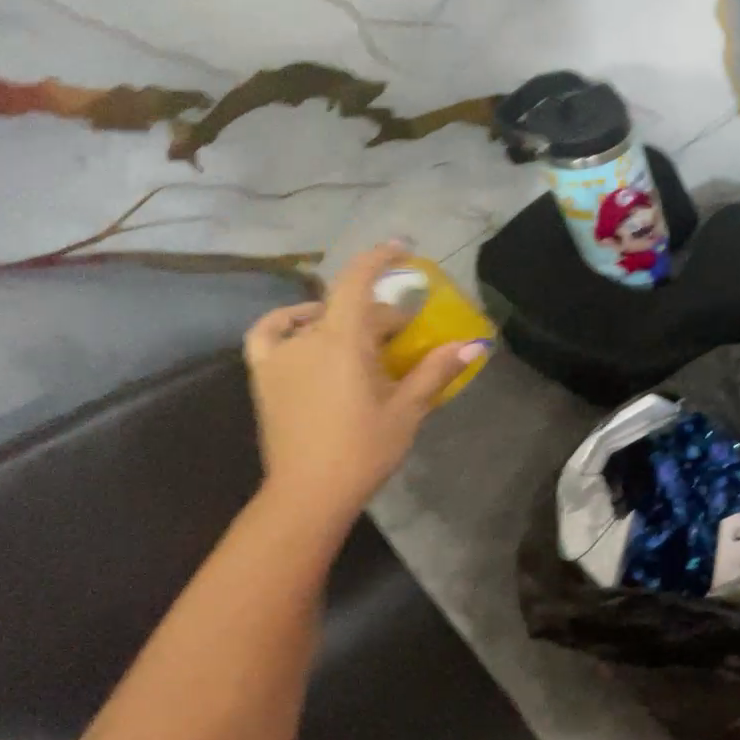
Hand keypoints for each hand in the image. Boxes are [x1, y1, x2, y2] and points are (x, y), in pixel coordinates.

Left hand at [242, 242, 482, 521]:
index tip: (401, 247)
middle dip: (380, 314)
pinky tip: (303, 328)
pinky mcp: (264, 374)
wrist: (309, 491)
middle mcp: (306, 339)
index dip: (379, 259)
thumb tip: (474, 344)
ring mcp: (280, 356)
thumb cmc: (365, 449)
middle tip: (407, 335)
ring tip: (365, 341)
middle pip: (347, 308)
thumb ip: (436, 371)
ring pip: (317, 321)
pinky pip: (271, 334)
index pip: (358, 284)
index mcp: (343, 343)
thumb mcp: (408, 409)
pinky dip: (289, 323)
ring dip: (345, 322)